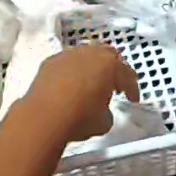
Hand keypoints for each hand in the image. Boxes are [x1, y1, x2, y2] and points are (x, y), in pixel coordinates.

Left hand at [23, 44, 138, 141]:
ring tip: (91, 83)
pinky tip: (70, 85)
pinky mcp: (50, 61)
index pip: (127, 75)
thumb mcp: (104, 122)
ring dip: (92, 67)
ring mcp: (69, 55)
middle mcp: (91, 53)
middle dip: (113, 69)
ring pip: (86, 55)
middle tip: (114, 84)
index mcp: (110, 65)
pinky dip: (73, 71)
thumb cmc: (79, 118)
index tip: (132, 99)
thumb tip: (102, 111)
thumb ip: (108, 112)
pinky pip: (68, 63)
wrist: (42, 117)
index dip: (132, 88)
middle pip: (108, 55)